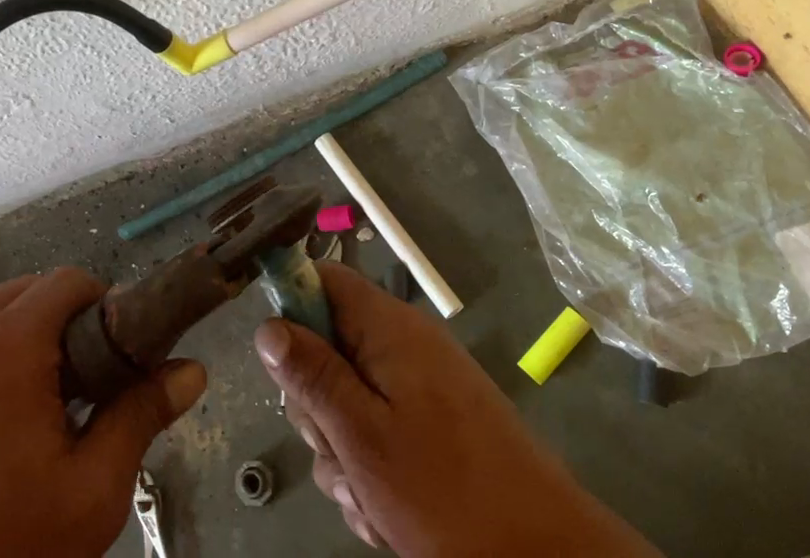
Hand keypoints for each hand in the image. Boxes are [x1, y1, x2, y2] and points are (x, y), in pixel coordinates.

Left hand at [0, 268, 205, 556]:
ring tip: (30, 411)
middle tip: (80, 385)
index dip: (101, 305)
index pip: (66, 282)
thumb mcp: (89, 491)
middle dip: (58, 324)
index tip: (113, 351)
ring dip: (14, 343)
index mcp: (2, 347)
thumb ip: (139, 416)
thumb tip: (190, 371)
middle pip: (21, 294)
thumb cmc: (2, 545)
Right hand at [254, 263, 658, 556]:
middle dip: (316, 406)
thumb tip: (268, 326)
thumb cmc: (445, 488)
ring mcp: (420, 391)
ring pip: (346, 404)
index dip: (290, 307)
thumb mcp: (361, 433)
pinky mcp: (432, 429)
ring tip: (369, 494)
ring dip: (342, 454)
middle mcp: (404, 349)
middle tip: (336, 444)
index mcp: (388, 329)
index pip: (324, 280)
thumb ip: (312, 375)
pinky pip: (376, 437)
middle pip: (327, 350)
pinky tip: (385, 511)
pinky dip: (370, 472)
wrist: (541, 552)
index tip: (279, 362)